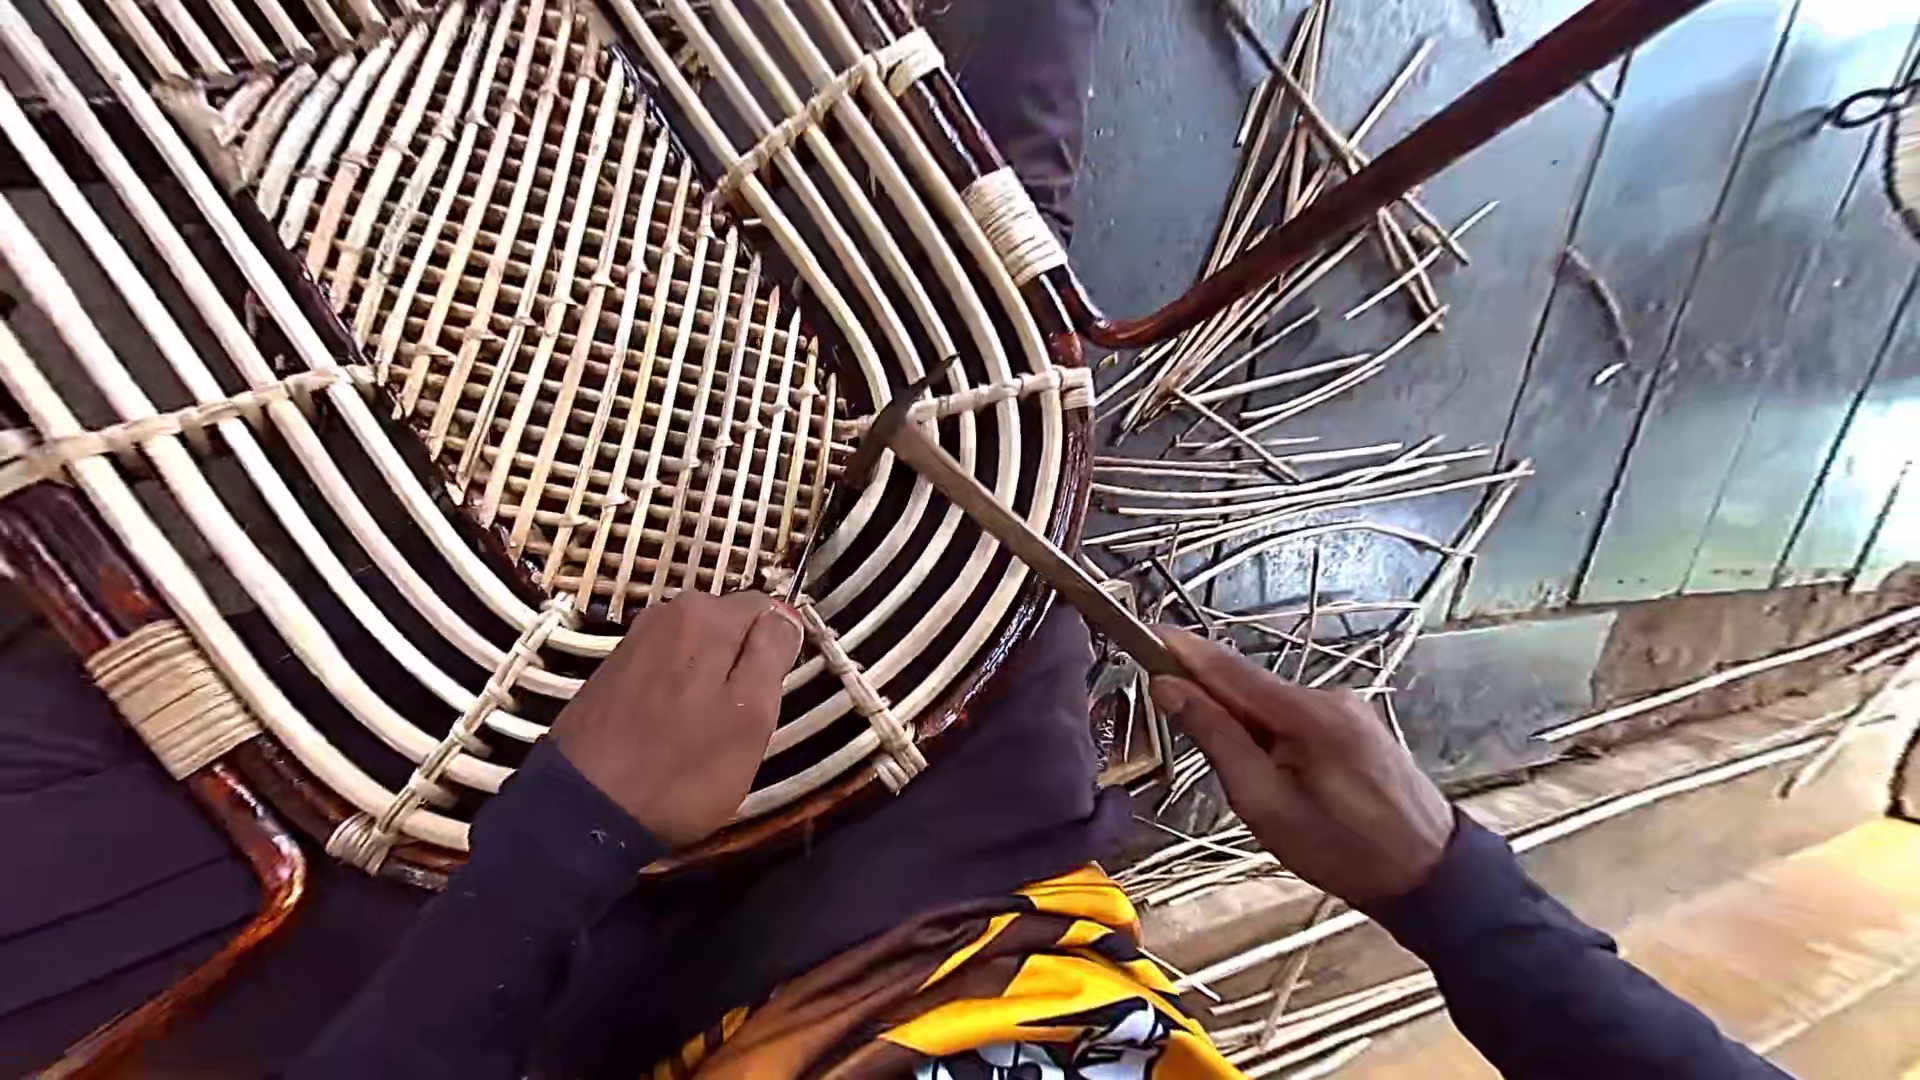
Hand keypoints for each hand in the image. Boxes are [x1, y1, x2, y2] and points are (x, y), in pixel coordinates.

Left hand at [552, 591, 802, 846]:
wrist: (577, 817)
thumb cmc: (682, 767)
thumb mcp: (752, 714)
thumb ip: (774, 653)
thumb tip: (786, 615)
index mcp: (706, 614)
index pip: (770, 609)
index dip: (777, 651)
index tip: (766, 695)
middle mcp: (668, 612)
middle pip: (734, 627)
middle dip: (744, 663)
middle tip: (739, 718)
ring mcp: (635, 640)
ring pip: (703, 649)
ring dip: (713, 679)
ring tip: (703, 729)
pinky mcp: (612, 669)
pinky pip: (671, 666)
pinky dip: (681, 689)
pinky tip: (671, 729)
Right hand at [1150, 627, 1452, 903]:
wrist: (1434, 880)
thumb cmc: (1342, 850)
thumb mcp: (1264, 802)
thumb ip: (1215, 738)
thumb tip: (1170, 687)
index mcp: (1306, 714)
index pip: (1226, 668)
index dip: (1182, 649)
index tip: (1146, 631)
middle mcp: (1326, 695)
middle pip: (1245, 682)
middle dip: (1206, 694)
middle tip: (1175, 716)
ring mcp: (1344, 705)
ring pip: (1266, 699)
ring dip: (1238, 718)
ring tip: (1243, 770)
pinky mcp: (1351, 719)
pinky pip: (1289, 710)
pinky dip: (1265, 726)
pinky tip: (1271, 764)